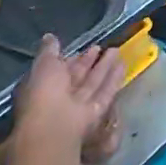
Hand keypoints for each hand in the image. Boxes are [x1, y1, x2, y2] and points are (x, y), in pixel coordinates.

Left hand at [15, 36, 123, 155]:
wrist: (53, 127)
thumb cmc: (43, 91)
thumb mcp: (43, 64)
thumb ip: (48, 50)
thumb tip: (49, 37)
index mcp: (43, 86)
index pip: (59, 70)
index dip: (71, 59)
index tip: (83, 48)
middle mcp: (60, 98)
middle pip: (78, 77)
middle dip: (89, 62)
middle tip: (102, 47)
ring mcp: (77, 108)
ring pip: (92, 84)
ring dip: (104, 67)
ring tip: (116, 51)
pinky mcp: (93, 115)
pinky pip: (104, 93)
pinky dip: (113, 80)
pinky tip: (122, 65)